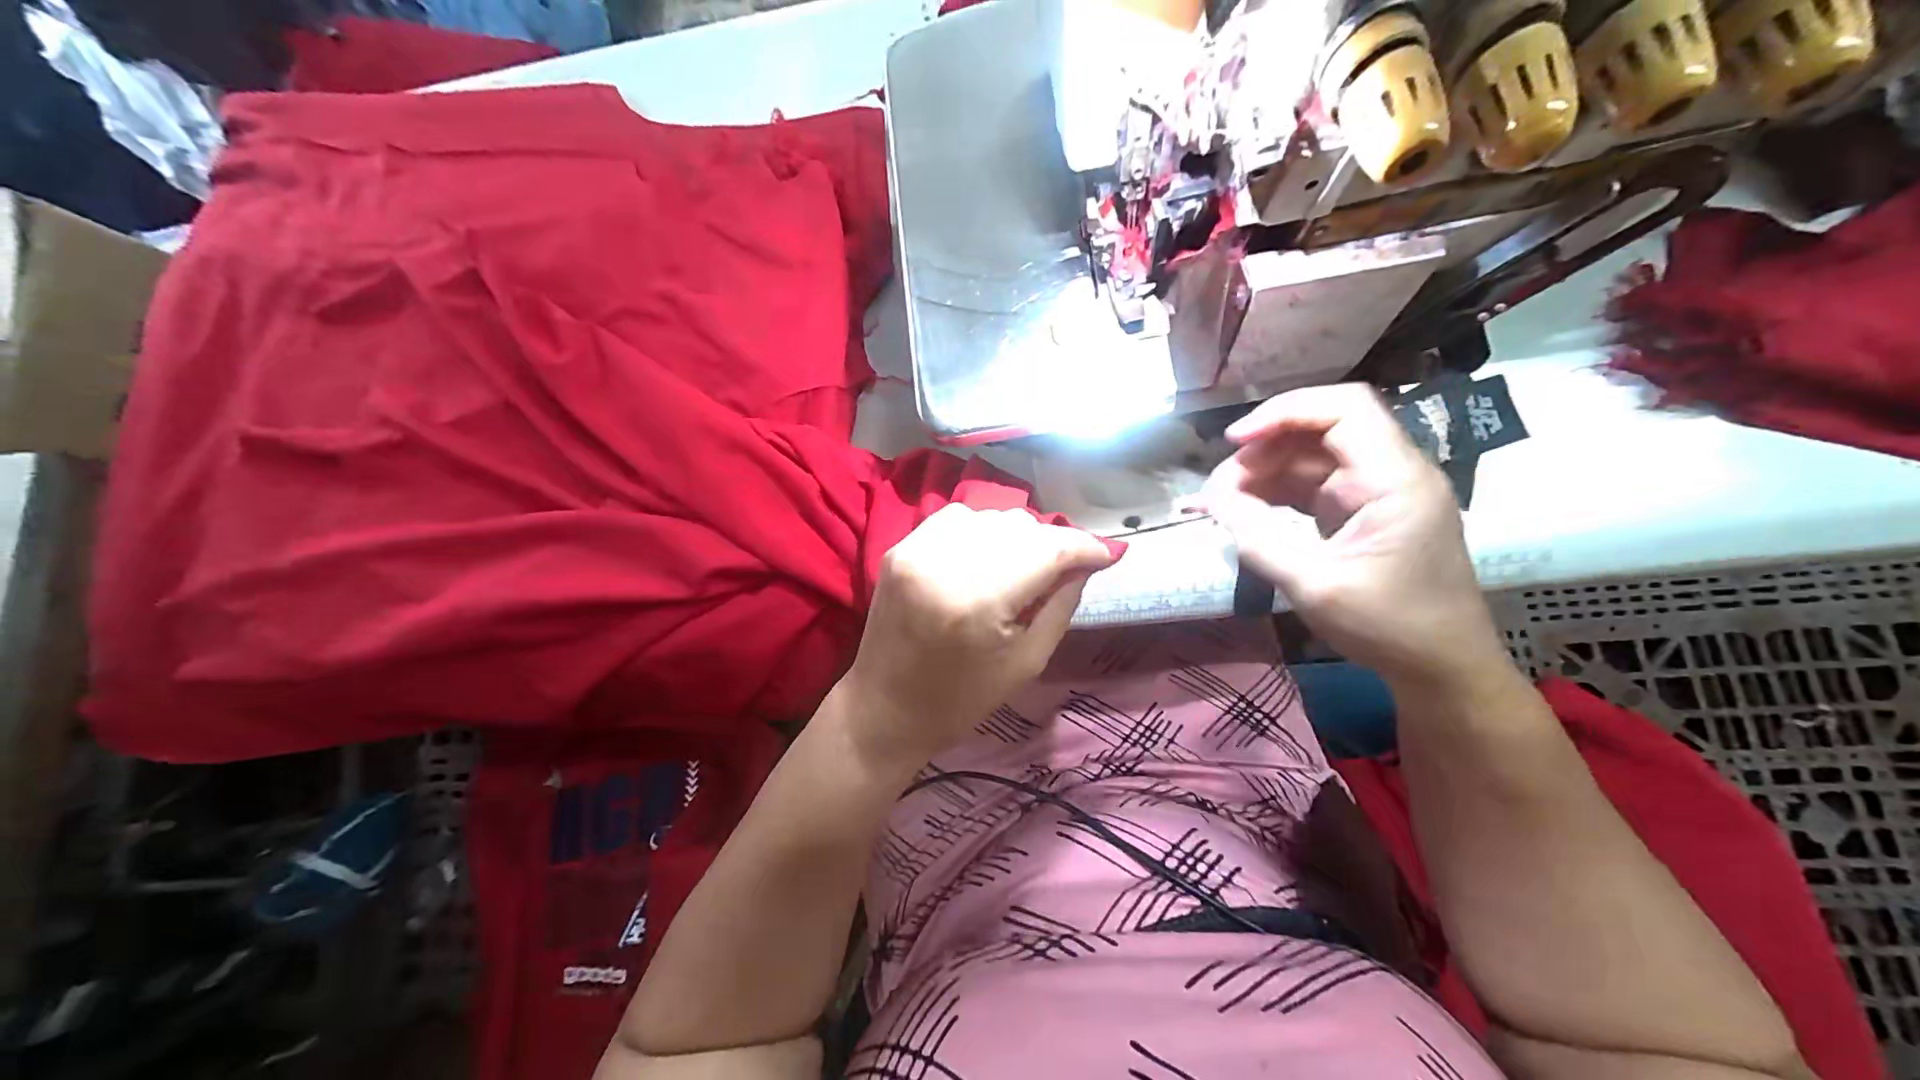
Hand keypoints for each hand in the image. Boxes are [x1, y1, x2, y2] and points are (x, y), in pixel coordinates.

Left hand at [839, 504, 1117, 773]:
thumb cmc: (962, 699)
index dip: (1083, 547)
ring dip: (1017, 537)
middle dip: (1051, 544)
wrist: (884, 708)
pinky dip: (981, 531)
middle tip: (1064, 570)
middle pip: (1020, 527)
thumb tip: (1087, 563)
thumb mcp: (1027, 661)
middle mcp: (945, 562)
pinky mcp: (900, 547)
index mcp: (979, 601)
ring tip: (1023, 568)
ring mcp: (916, 549)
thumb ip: (1062, 605)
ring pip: (990, 517)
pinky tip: (987, 558)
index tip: (1106, 556)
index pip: (1047, 550)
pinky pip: (957, 518)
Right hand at [1199, 383, 1505, 687]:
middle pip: (1320, 431)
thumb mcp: (1314, 585)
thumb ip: (1258, 538)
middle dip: (1262, 451)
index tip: (1234, 441)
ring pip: (1311, 458)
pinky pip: (1314, 487)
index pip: (1343, 409)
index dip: (1283, 412)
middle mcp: (1391, 473)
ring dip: (1263, 473)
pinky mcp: (1364, 512)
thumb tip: (1212, 500)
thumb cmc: (1388, 626)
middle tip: (1217, 491)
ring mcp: (1377, 492)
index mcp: (1396, 479)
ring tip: (1222, 504)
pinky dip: (1276, 494)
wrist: (1441, 668)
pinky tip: (1244, 512)